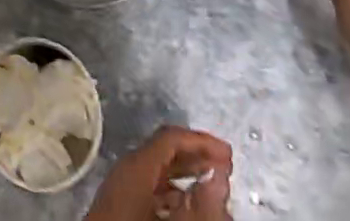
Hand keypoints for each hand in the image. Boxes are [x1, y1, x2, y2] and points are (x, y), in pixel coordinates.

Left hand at [83, 126, 232, 220]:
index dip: (201, 141)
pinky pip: (152, 185)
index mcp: (137, 164)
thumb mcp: (173, 220)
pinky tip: (186, 203)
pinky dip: (174, 188)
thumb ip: (198, 203)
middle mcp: (128, 168)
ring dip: (186, 172)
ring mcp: (123, 184)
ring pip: (159, 169)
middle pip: (165, 150)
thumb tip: (220, 178)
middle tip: (225, 166)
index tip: (227, 154)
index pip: (171, 137)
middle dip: (197, 155)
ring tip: (212, 184)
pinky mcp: (121, 202)